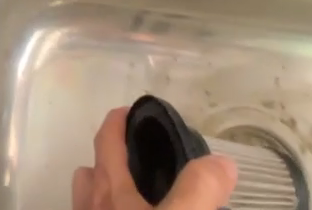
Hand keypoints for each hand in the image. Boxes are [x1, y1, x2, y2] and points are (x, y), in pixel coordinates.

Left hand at [71, 107, 237, 209]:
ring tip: (136, 199)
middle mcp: (90, 206)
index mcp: (108, 187)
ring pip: (89, 202)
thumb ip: (199, 188)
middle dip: (110, 162)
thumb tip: (222, 162)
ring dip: (106, 196)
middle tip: (141, 163)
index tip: (133, 110)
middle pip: (91, 172)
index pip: (106, 137)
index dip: (118, 119)